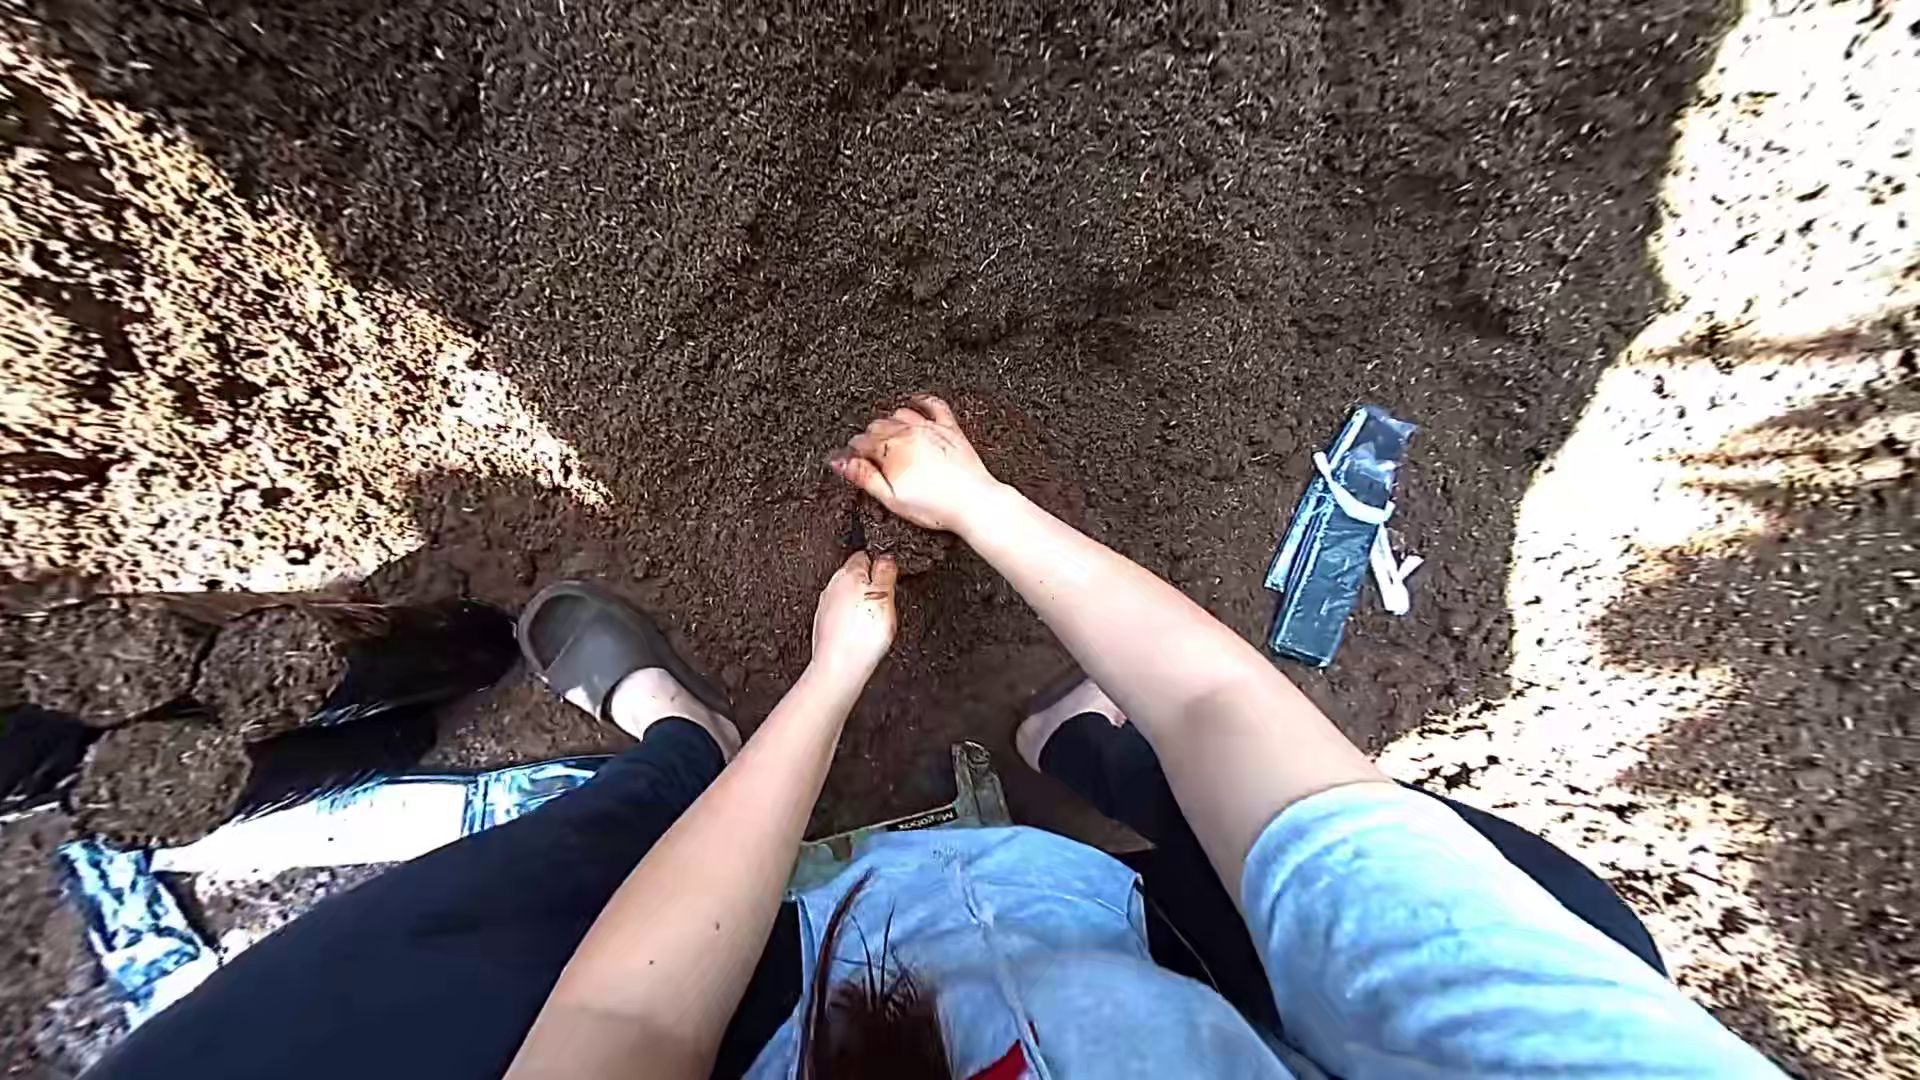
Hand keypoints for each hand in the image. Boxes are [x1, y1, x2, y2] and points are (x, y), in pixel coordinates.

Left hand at [810, 551, 897, 680]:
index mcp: (847, 574)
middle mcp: (833, 586)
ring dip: (861, 603)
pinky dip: (853, 619)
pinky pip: (843, 614)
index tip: (890, 578)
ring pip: (848, 595)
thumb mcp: (885, 597)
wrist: (840, 667)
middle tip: (884, 602)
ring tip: (873, 620)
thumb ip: (886, 572)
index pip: (865, 555)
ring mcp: (826, 606)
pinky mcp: (825, 623)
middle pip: (856, 575)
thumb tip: (886, 557)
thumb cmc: (862, 635)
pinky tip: (861, 631)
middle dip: (871, 584)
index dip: (881, 565)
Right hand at [829, 394, 1002, 532]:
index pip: (861, 443)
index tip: (851, 459)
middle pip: (878, 426)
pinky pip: (933, 404)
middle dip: (869, 438)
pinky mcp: (949, 428)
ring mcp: (930, 428)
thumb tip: (841, 463)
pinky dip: (921, 401)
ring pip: (900, 413)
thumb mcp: (892, 499)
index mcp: (892, 451)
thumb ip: (865, 477)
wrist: (974, 503)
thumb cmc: (937, 507)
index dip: (853, 452)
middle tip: (869, 453)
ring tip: (888, 435)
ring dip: (890, 422)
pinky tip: (914, 401)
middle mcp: (909, 434)